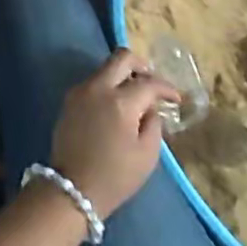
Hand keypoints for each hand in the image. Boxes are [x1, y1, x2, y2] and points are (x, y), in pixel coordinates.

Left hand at [50, 48, 175, 218]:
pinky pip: (93, 82)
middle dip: (141, 66)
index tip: (176, 100)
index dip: (166, 88)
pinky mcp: (69, 99)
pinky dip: (109, 86)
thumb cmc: (116, 175)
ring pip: (104, 69)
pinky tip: (118, 105)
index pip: (148, 82)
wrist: (73, 187)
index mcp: (119, 101)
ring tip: (137, 97)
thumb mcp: (147, 154)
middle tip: (153, 84)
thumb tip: (150, 107)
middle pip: (120, 58)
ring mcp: (79, 91)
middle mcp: (96, 87)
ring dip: (123, 76)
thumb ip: (153, 123)